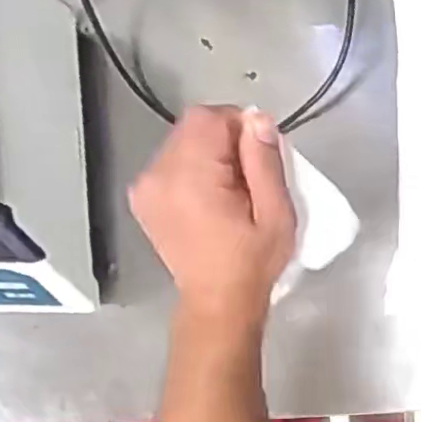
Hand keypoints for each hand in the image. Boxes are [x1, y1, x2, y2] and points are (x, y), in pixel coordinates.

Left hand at [129, 105, 296, 338]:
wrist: (218, 304)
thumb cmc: (253, 264)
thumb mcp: (276, 215)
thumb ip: (266, 163)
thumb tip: (257, 119)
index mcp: (191, 175)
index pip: (210, 117)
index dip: (241, 128)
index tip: (262, 159)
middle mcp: (158, 173)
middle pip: (193, 128)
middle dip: (226, 144)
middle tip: (251, 182)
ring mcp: (145, 186)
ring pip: (182, 145)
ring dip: (210, 158)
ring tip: (232, 196)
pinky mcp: (143, 198)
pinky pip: (171, 165)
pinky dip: (194, 173)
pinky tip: (211, 204)